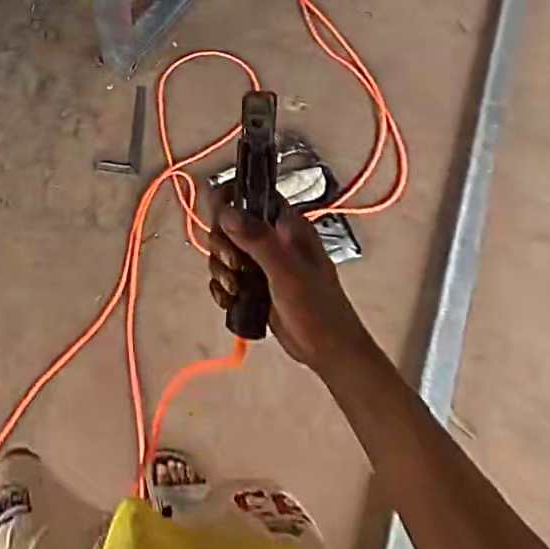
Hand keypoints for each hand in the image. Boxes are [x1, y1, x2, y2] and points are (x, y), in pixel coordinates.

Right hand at [207, 202, 370, 369]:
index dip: (232, 201)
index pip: (253, 195)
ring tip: (234, 289)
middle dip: (223, 245)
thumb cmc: (316, 308)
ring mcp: (261, 262)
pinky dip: (222, 287)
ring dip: (221, 269)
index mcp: (287, 226)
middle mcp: (272, 238)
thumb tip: (226, 211)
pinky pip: (225, 275)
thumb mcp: (287, 271)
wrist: (328, 353)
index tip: (220, 221)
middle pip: (229, 224)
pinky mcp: (252, 284)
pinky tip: (230, 300)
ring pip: (224, 250)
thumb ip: (257, 239)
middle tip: (234, 265)